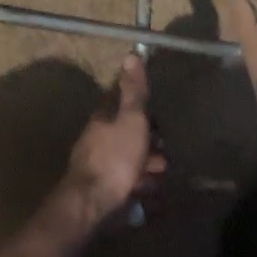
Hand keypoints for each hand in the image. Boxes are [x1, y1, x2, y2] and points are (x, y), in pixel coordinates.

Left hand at [54, 54, 165, 227]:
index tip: (158, 119)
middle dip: (148, 140)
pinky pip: (124, 179)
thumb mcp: (131, 120)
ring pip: (126, 157)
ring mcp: (96, 164)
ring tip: (161, 172)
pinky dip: (138, 181)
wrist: (91, 202)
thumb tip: (131, 54)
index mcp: (102, 118)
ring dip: (146, 163)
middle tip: (165, 150)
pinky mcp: (100, 187)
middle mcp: (96, 138)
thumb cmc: (115, 158)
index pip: (122, 105)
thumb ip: (133, 92)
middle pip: (126, 133)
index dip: (142, 110)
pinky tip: (148, 190)